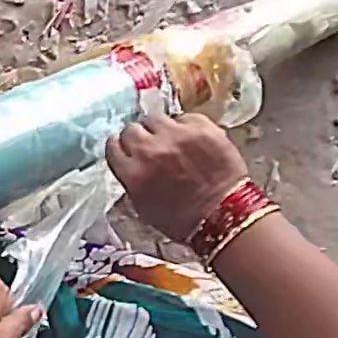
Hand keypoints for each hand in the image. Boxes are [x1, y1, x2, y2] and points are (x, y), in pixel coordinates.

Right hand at [105, 113, 250, 240]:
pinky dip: (184, 126)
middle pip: (131, 129)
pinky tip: (191, 141)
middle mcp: (149, 150)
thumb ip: (130, 181)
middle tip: (151, 147)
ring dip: (159, 128)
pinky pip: (183, 117)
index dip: (121, 148)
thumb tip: (128, 163)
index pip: (113, 147)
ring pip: (155, 118)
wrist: (224, 216)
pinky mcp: (200, 126)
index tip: (127, 149)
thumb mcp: (144, 208)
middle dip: (139, 137)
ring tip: (171, 141)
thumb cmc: (184, 220)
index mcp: (133, 173)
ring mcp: (176, 135)